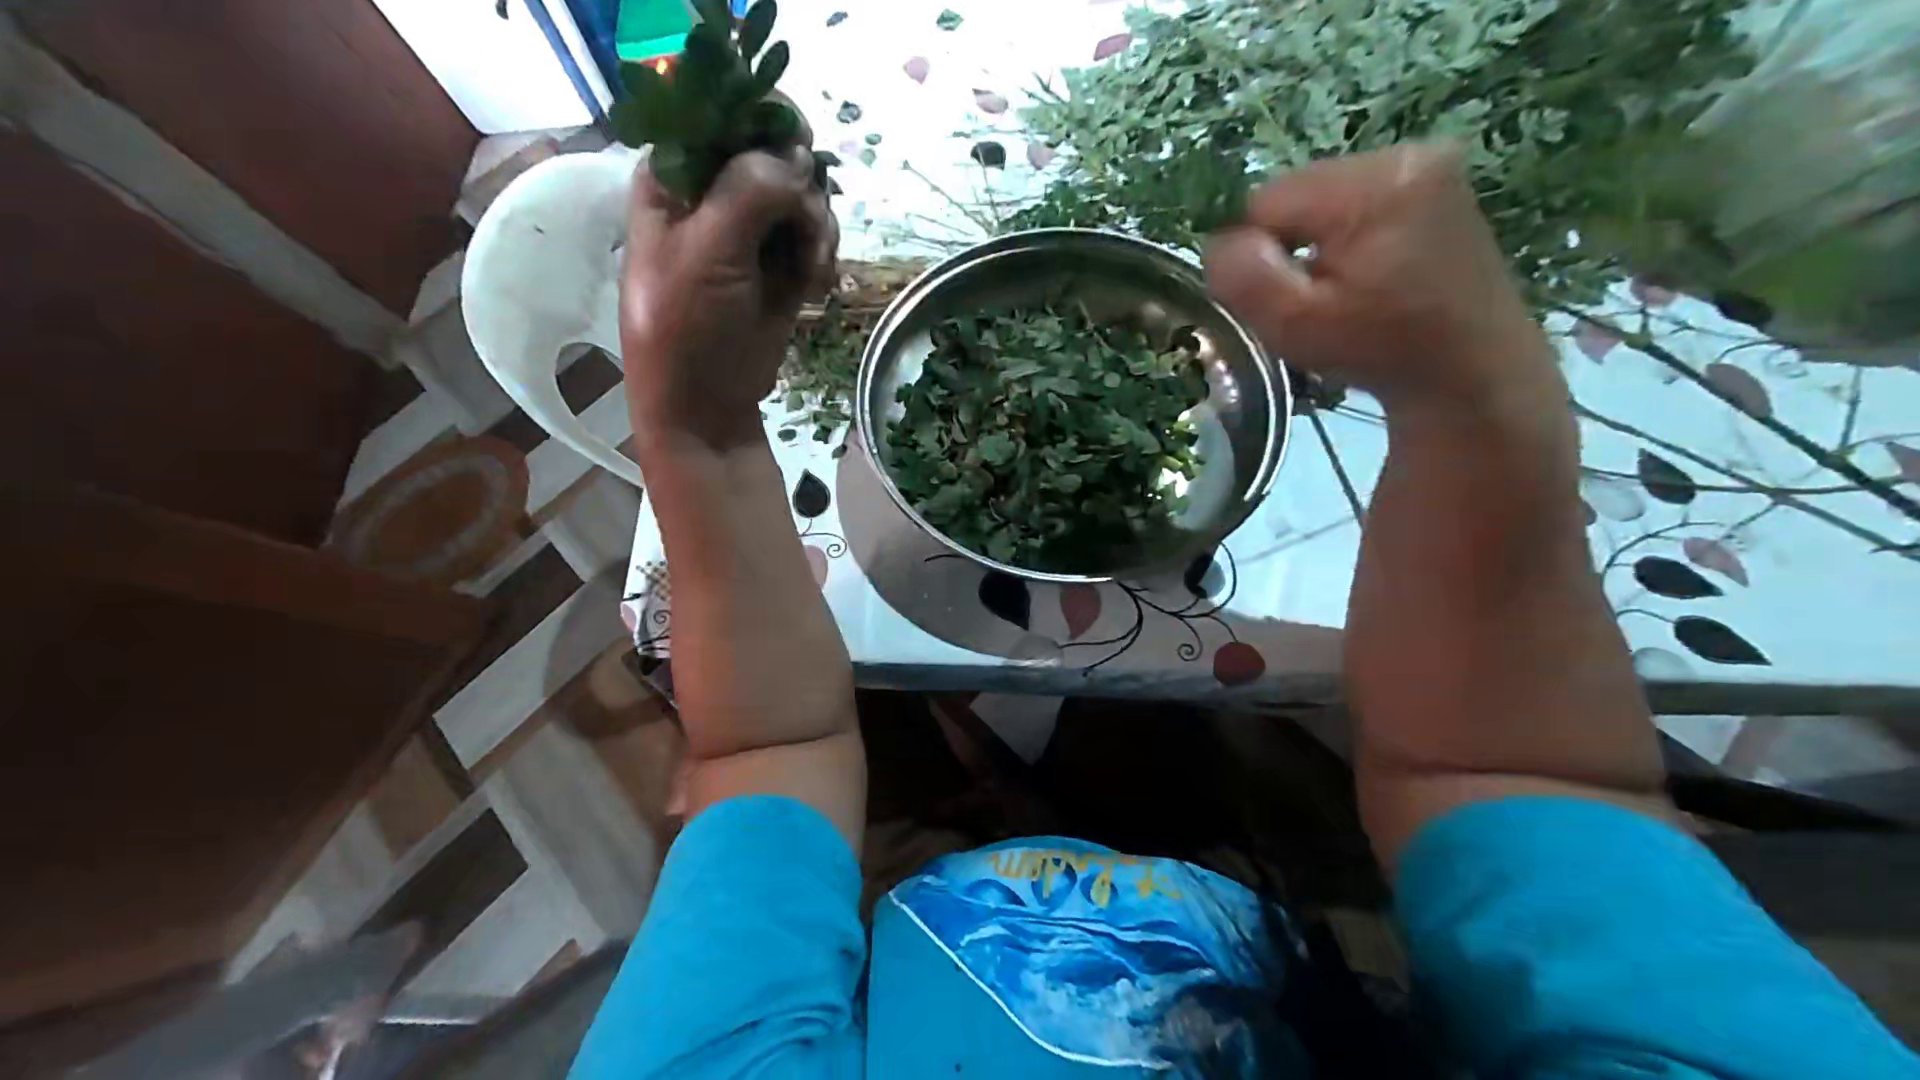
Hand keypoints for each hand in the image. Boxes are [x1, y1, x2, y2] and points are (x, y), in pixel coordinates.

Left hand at [621, 145, 837, 449]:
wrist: (706, 402)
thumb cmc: (685, 326)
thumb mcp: (705, 252)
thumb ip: (748, 192)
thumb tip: (798, 158)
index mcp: (676, 175)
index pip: (723, 112)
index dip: (765, 119)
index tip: (797, 148)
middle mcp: (715, 193)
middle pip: (776, 151)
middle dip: (800, 185)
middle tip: (805, 221)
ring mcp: (752, 230)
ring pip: (804, 196)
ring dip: (817, 227)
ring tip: (810, 268)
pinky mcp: (782, 264)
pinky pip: (816, 236)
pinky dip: (824, 255)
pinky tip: (816, 283)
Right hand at [1204, 142, 1561, 423]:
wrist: (1470, 370)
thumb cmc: (1380, 351)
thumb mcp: (1295, 325)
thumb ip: (1244, 278)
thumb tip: (1218, 244)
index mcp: (1372, 184)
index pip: (1266, 202)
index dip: (1258, 254)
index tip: (1284, 299)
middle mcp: (1406, 154)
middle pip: (1296, 195)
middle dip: (1288, 247)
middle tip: (1317, 299)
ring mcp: (1428, 164)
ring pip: (1321, 201)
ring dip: (1314, 244)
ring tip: (1343, 290)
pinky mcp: (1436, 183)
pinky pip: (1354, 203)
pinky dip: (1344, 238)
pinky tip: (1366, 275)